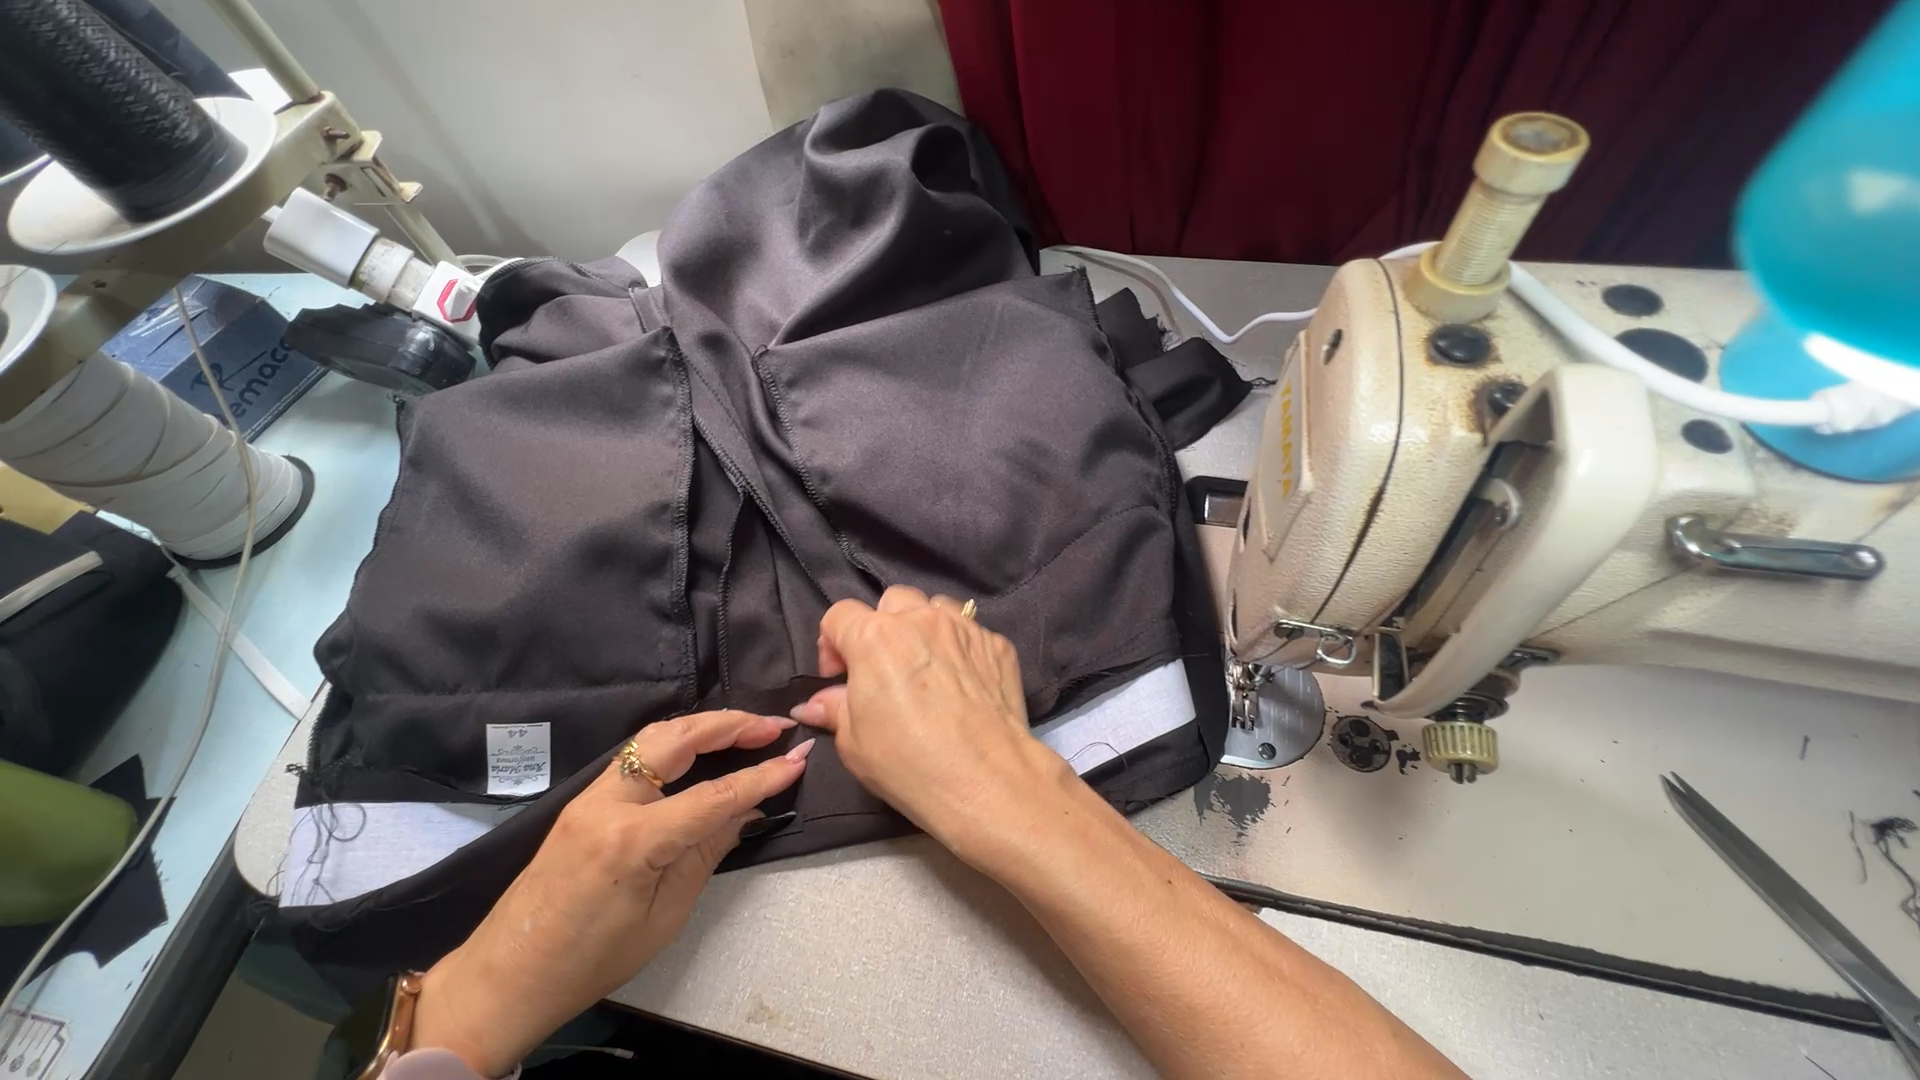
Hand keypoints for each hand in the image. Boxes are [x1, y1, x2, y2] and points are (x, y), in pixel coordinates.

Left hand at [409, 710, 812, 1075]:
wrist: (510, 976)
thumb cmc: (593, 960)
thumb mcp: (665, 915)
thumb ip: (707, 852)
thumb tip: (748, 810)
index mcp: (633, 841)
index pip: (713, 795)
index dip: (761, 776)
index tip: (798, 758)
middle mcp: (609, 803)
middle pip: (677, 739)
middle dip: (730, 724)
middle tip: (773, 726)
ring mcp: (590, 796)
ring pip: (653, 738)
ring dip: (703, 725)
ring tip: (746, 728)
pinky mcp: (583, 799)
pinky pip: (636, 755)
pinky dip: (677, 740)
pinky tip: (701, 747)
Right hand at [790, 585, 1078, 868]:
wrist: (987, 780)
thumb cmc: (909, 763)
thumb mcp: (854, 743)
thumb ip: (834, 709)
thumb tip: (813, 704)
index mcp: (875, 637)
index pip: (839, 615)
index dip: (832, 643)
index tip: (840, 676)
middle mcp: (920, 620)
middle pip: (891, 602)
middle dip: (881, 627)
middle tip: (884, 668)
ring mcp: (965, 628)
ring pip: (935, 608)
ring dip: (923, 629)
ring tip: (926, 667)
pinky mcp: (998, 645)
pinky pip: (970, 633)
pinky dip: (960, 649)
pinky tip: (962, 683)